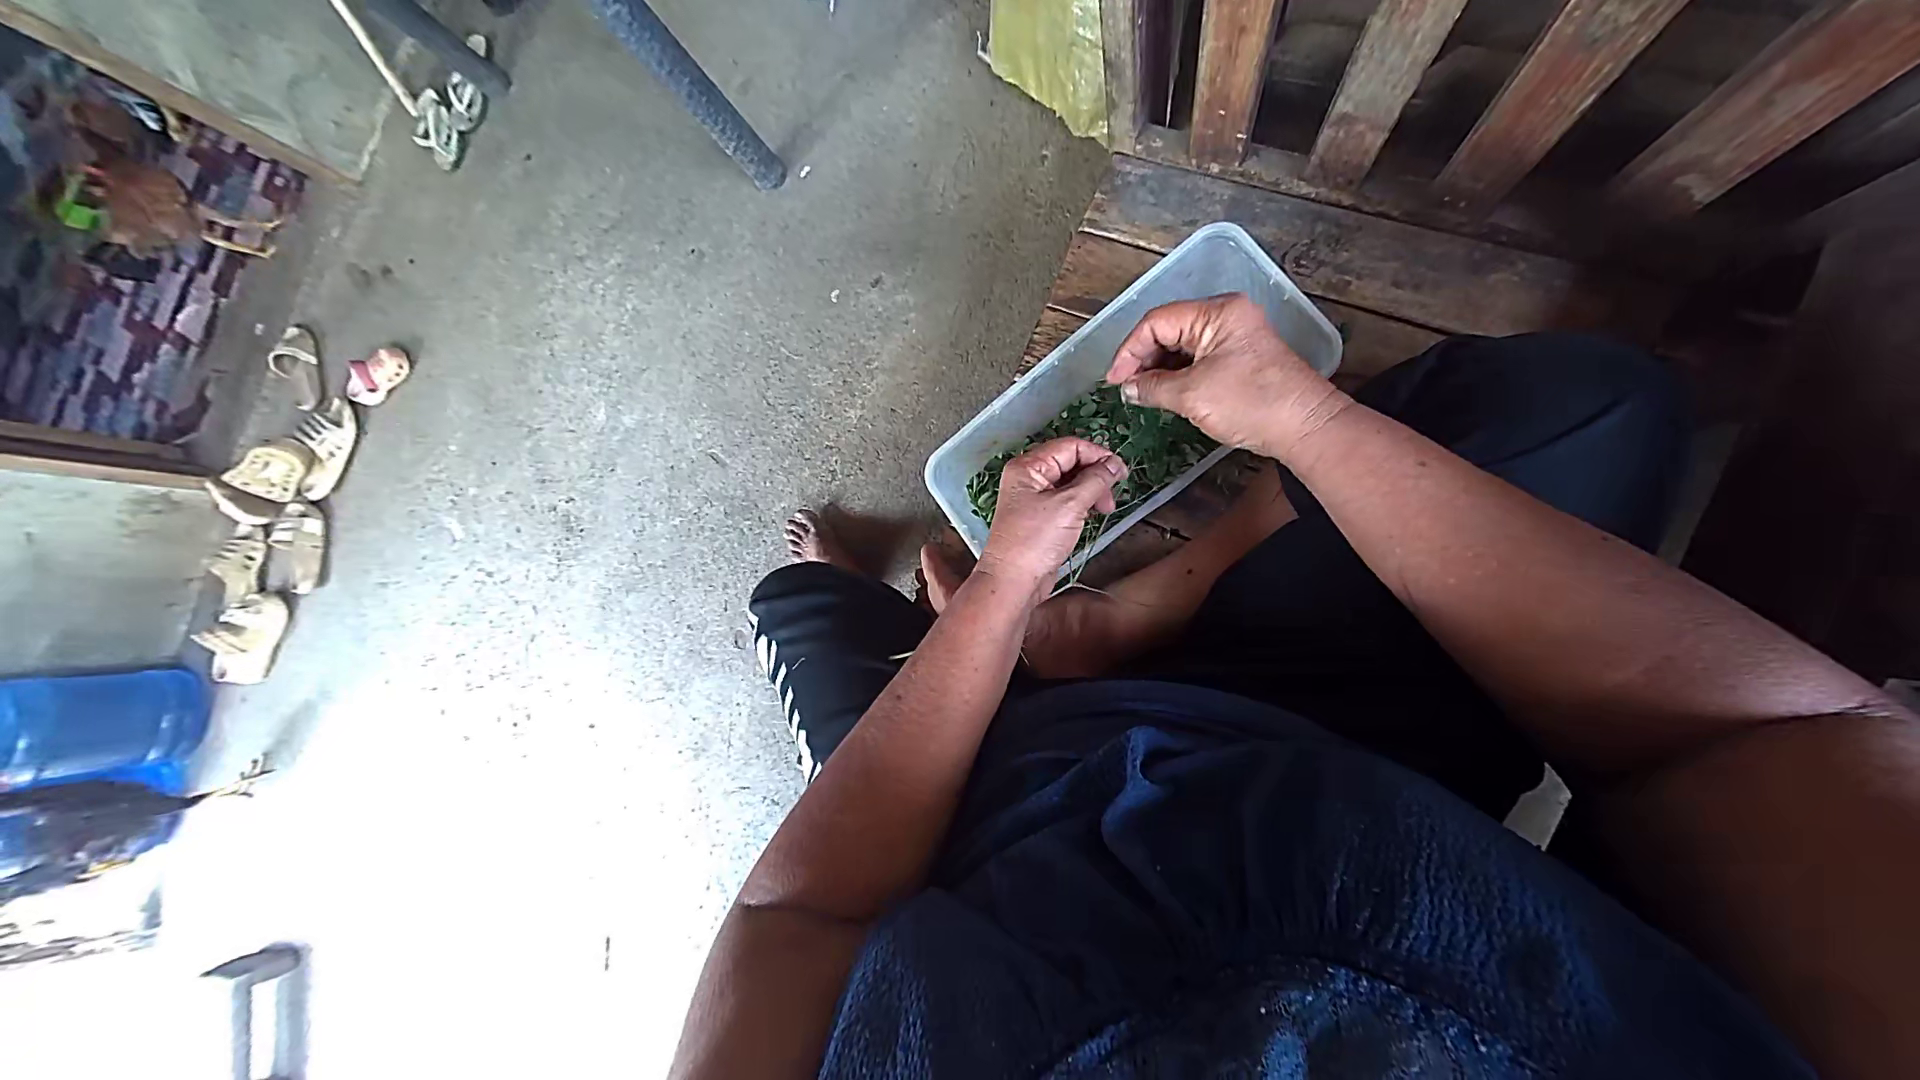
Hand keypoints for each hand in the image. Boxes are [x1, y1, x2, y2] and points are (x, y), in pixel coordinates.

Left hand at [977, 437, 1127, 591]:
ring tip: (1104, 509)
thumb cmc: (1034, 542)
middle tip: (1110, 497)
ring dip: (1091, 491)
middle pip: (1071, 463)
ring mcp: (1032, 498)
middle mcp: (1028, 478)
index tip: (1119, 471)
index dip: (1098, 455)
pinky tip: (1090, 515)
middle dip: (1095, 475)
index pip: (1070, 447)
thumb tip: (1114, 464)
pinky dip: (1081, 504)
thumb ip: (1095, 480)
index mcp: (1028, 467)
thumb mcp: (1070, 505)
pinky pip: (1065, 500)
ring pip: (1070, 482)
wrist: (1014, 581)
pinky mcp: (1039, 517)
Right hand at [1104, 293, 1347, 457]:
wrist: (1304, 426)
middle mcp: (1225, 316)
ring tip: (1140, 394)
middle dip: (1141, 359)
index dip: (1129, 350)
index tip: (1114, 380)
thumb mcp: (1192, 395)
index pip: (1156, 321)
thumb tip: (1127, 388)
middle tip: (1125, 388)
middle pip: (1167, 330)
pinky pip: (1194, 359)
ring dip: (1156, 369)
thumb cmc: (1252, 404)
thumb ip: (1152, 387)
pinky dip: (1174, 375)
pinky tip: (1162, 393)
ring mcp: (1232, 336)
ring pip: (1179, 346)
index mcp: (1217, 313)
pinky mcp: (1236, 357)